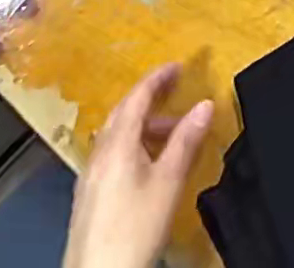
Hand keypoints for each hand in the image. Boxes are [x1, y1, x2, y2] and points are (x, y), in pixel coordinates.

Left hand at [63, 63, 215, 267]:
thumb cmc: (135, 228)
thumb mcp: (168, 182)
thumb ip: (186, 140)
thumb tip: (205, 103)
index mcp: (117, 144)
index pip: (137, 98)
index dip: (157, 79)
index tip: (178, 66)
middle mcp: (99, 154)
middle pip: (123, 113)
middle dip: (149, 97)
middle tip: (175, 91)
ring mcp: (90, 177)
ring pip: (116, 135)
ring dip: (143, 124)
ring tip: (171, 133)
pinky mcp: (88, 198)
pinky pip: (112, 154)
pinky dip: (133, 144)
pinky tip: (148, 163)